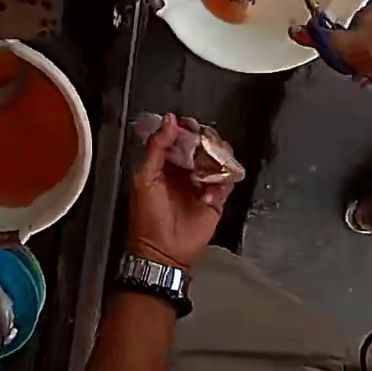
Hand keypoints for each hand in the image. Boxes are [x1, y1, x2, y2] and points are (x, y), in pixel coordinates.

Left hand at [125, 114, 232, 268]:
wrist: (163, 249)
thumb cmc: (148, 214)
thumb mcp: (145, 176)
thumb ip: (156, 147)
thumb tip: (168, 120)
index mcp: (164, 163)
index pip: (177, 139)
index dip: (184, 129)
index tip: (189, 123)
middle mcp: (184, 171)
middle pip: (200, 147)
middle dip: (204, 141)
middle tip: (205, 140)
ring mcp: (201, 184)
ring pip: (216, 161)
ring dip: (216, 159)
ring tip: (210, 164)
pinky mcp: (216, 199)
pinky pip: (226, 182)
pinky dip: (222, 182)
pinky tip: (209, 191)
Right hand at [291, 7, 371, 89]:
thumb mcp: (338, 46)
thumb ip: (315, 38)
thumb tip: (297, 30)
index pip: (347, 19)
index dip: (336, 35)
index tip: (332, 48)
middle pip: (360, 36)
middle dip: (351, 52)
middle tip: (346, 62)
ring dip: (364, 63)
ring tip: (361, 73)